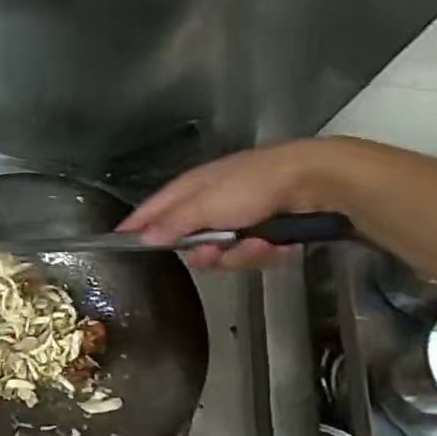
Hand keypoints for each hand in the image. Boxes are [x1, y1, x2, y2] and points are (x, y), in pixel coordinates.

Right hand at [118, 138, 353, 269]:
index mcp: (191, 188)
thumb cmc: (253, 187)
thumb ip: (173, 223)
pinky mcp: (268, 228)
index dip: (137, 224)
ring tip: (257, 245)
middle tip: (212, 253)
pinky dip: (263, 252)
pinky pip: (252, 252)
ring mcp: (242, 214)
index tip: (118, 239)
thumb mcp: (205, 206)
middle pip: (190, 239)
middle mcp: (213, 200)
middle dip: (203, 251)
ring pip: (223, 251)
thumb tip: (144, 237)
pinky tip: (276, 244)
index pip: (154, 207)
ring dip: (238, 254)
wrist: (318, 181)